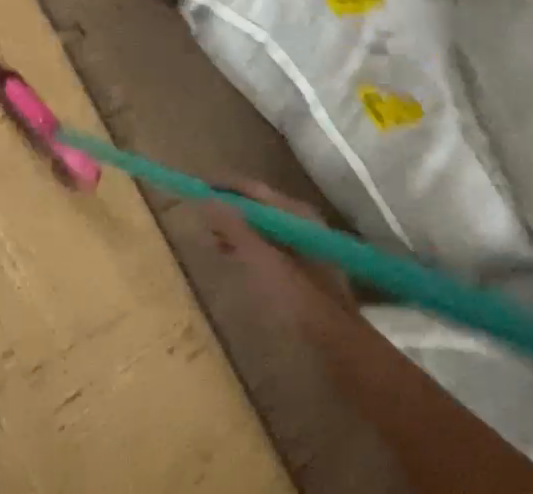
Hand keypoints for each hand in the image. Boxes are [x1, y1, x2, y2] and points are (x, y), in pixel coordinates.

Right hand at [201, 178, 355, 324]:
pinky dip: (246, 247)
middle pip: (256, 206)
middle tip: (197, 215)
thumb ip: (233, 227)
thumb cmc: (298, 298)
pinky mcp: (301, 270)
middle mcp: (302, 223)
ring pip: (260, 227)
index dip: (221, 186)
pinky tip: (232, 259)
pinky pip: (267, 246)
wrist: (338, 346)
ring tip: (210, 238)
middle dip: (226, 208)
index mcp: (296, 214)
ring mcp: (304, 247)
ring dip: (234, 229)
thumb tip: (205, 199)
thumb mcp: (260, 259)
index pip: (252, 188)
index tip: (193, 188)